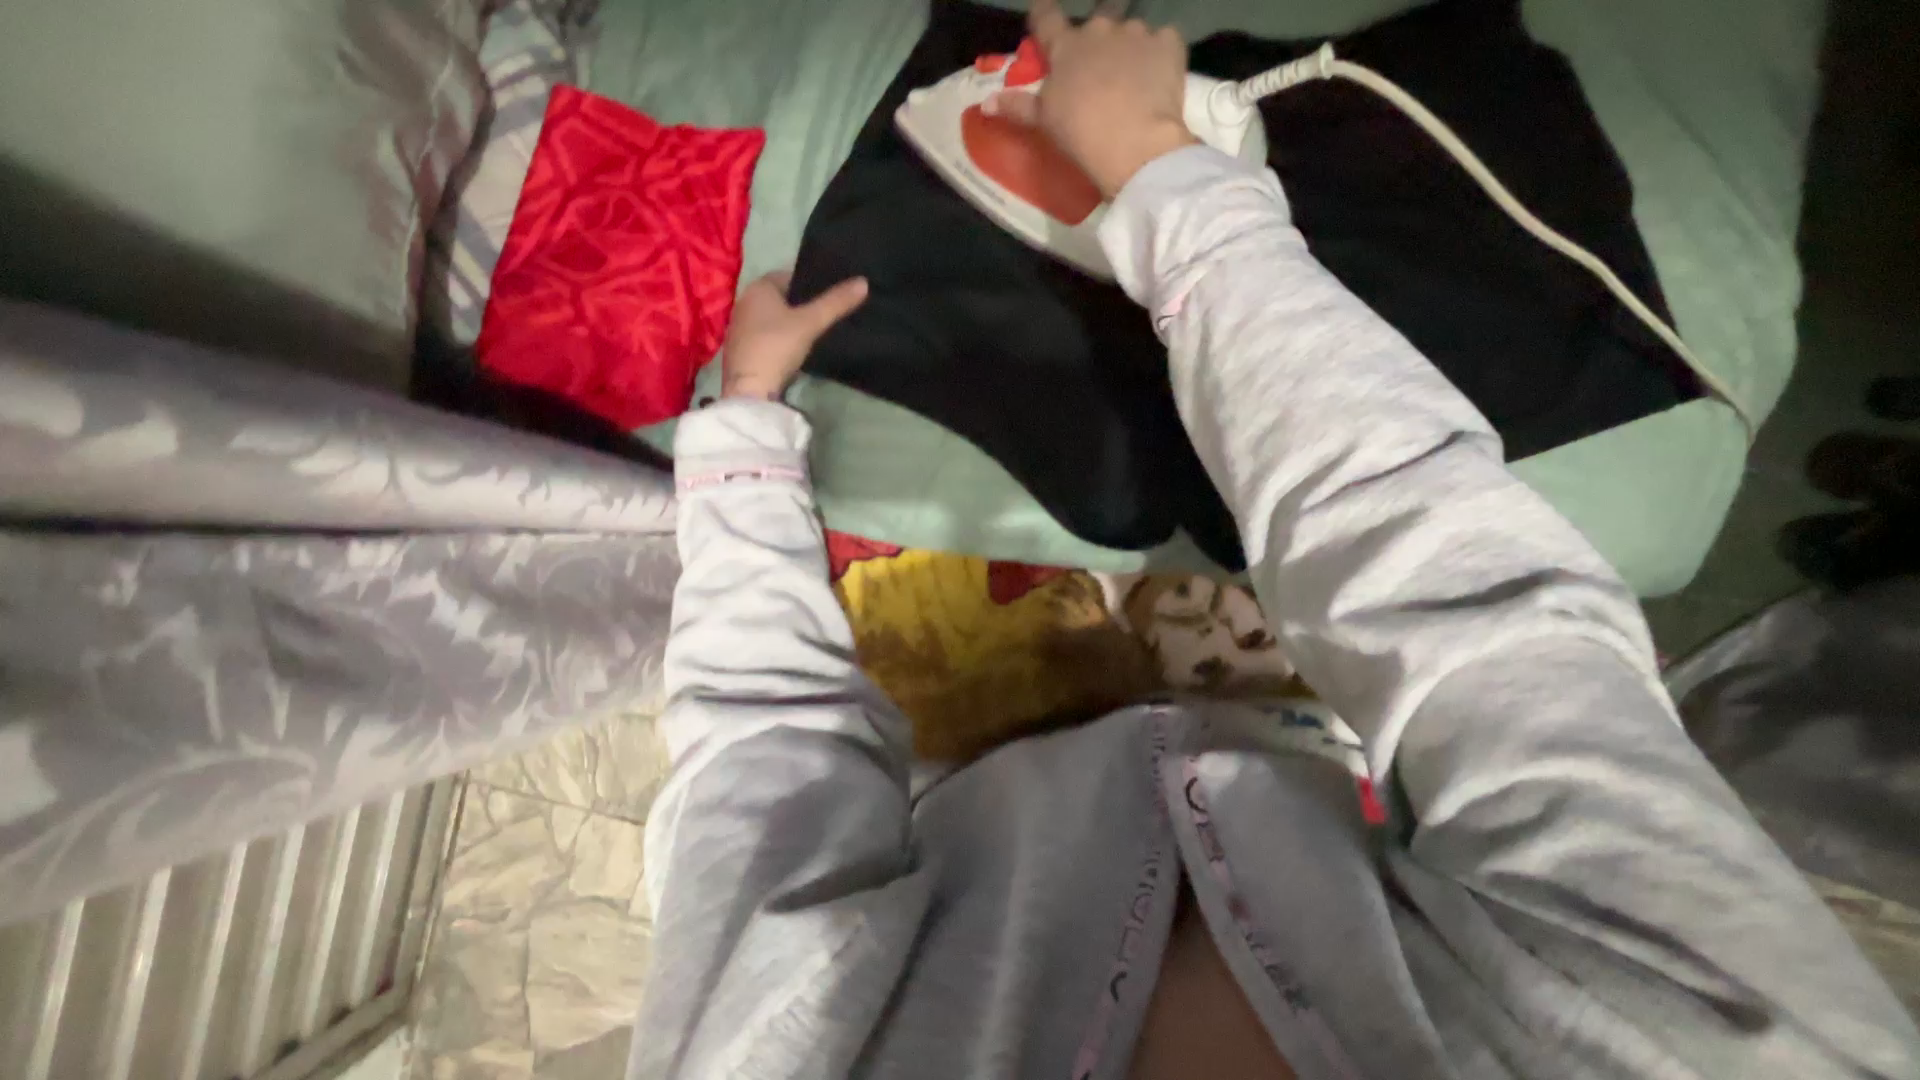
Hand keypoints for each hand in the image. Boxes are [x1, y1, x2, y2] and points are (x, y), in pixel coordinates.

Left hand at [720, 270, 867, 400]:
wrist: (749, 389)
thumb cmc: (778, 346)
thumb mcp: (811, 322)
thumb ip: (836, 303)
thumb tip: (863, 282)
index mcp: (758, 288)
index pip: (787, 276)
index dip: (809, 283)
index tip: (829, 295)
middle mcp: (744, 302)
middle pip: (779, 297)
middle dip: (800, 303)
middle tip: (825, 313)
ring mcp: (739, 327)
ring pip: (771, 317)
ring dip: (789, 322)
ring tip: (814, 331)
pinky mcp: (739, 349)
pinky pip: (764, 335)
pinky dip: (779, 338)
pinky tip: (794, 349)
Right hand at [983, 0, 1197, 197]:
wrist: (1134, 144)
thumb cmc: (1080, 133)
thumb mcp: (1044, 122)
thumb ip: (1017, 107)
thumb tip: (986, 104)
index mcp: (1065, 47)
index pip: (1047, 17)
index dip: (1043, 15)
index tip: (1042, 17)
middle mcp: (1100, 29)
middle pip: (1096, 21)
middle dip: (1095, 38)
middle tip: (1099, 68)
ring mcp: (1136, 33)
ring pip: (1130, 32)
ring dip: (1129, 47)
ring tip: (1132, 77)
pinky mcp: (1168, 44)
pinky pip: (1163, 40)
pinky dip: (1159, 54)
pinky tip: (1158, 77)